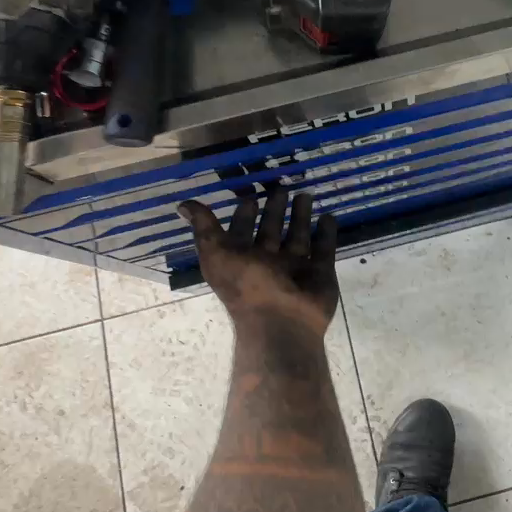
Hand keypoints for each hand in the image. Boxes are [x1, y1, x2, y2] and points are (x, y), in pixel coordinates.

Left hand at [177, 190, 339, 337]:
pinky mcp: (319, 273)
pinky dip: (326, 233)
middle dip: (276, 210)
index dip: (243, 214)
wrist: (282, 323)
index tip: (250, 196)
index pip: (241, 231)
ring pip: (298, 236)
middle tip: (282, 188)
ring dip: (301, 216)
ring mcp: (295, 267)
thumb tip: (182, 204)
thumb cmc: (246, 287)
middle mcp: (267, 262)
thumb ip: (204, 228)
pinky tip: (328, 216)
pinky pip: (323, 249)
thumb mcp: (217, 254)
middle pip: (271, 230)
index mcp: (241, 259)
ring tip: (306, 194)